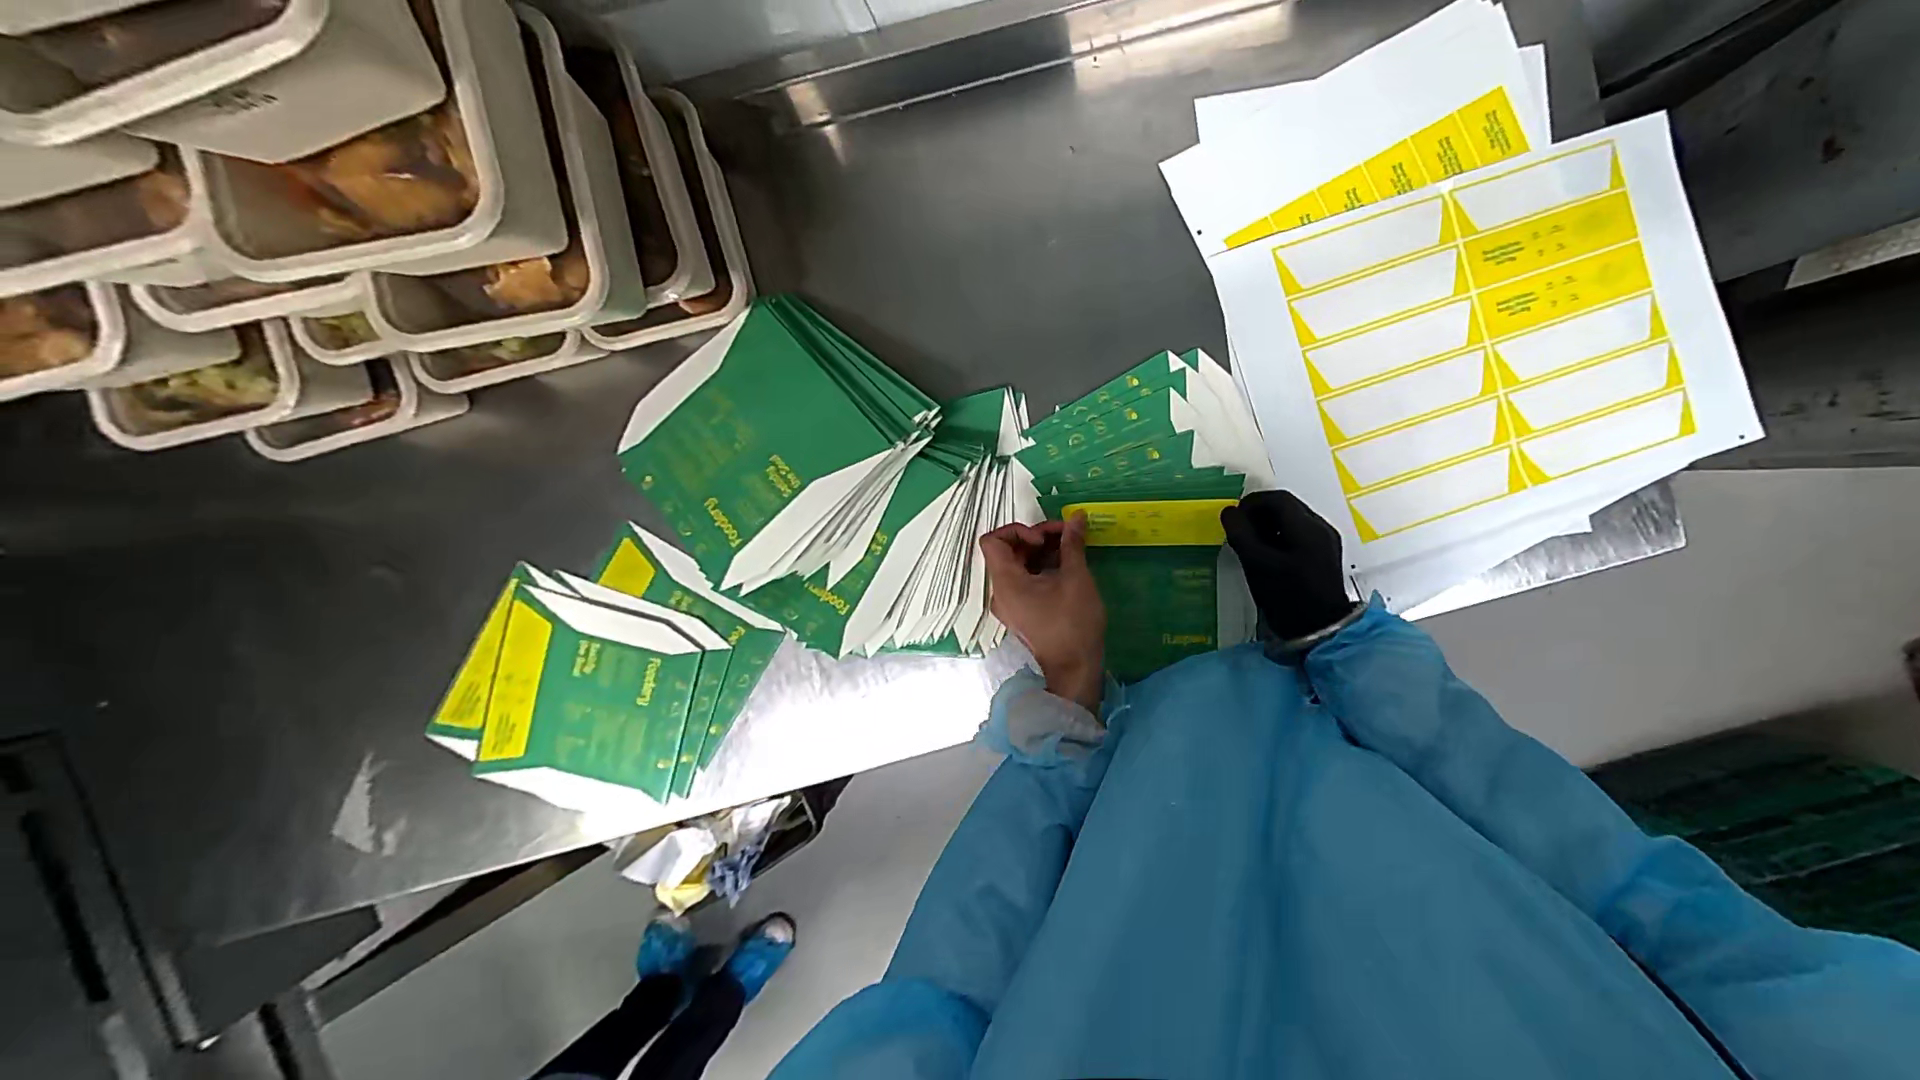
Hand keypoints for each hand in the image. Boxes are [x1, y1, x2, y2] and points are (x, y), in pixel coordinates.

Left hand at [980, 514, 1105, 712]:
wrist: (1076, 669)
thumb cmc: (1073, 623)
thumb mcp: (1076, 578)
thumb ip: (1072, 544)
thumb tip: (1077, 517)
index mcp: (1004, 583)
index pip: (992, 541)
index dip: (1017, 531)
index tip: (1043, 539)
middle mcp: (1000, 592)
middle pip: (1007, 551)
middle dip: (1036, 537)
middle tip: (1065, 536)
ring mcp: (1010, 603)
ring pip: (1018, 565)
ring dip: (1041, 551)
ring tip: (1070, 548)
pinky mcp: (1022, 611)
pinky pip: (1025, 580)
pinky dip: (1042, 567)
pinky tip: (1067, 565)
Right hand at [1220, 490, 1356, 642]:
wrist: (1319, 630)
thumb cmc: (1287, 597)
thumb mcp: (1257, 564)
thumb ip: (1241, 534)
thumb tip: (1230, 512)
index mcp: (1307, 528)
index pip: (1278, 499)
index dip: (1251, 503)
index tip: (1234, 518)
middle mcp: (1321, 529)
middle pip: (1287, 506)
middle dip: (1259, 513)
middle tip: (1239, 530)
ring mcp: (1326, 541)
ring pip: (1292, 519)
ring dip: (1269, 524)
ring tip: (1250, 543)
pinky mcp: (1324, 554)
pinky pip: (1299, 533)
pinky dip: (1279, 535)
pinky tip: (1267, 553)